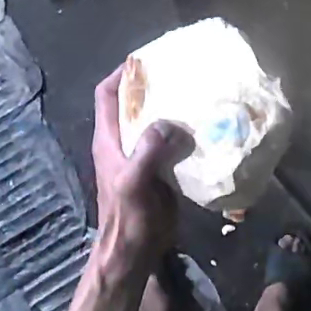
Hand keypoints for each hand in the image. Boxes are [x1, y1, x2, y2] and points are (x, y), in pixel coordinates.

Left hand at [91, 63, 189, 278]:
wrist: (135, 250)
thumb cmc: (127, 216)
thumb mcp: (134, 181)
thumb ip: (148, 150)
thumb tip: (168, 123)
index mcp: (109, 139)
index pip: (106, 95)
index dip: (120, 74)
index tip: (144, 60)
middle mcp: (123, 142)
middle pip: (133, 105)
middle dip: (152, 88)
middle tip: (179, 73)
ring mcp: (141, 156)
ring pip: (154, 123)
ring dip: (171, 109)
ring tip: (196, 94)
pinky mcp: (159, 170)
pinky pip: (171, 144)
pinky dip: (184, 133)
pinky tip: (204, 127)